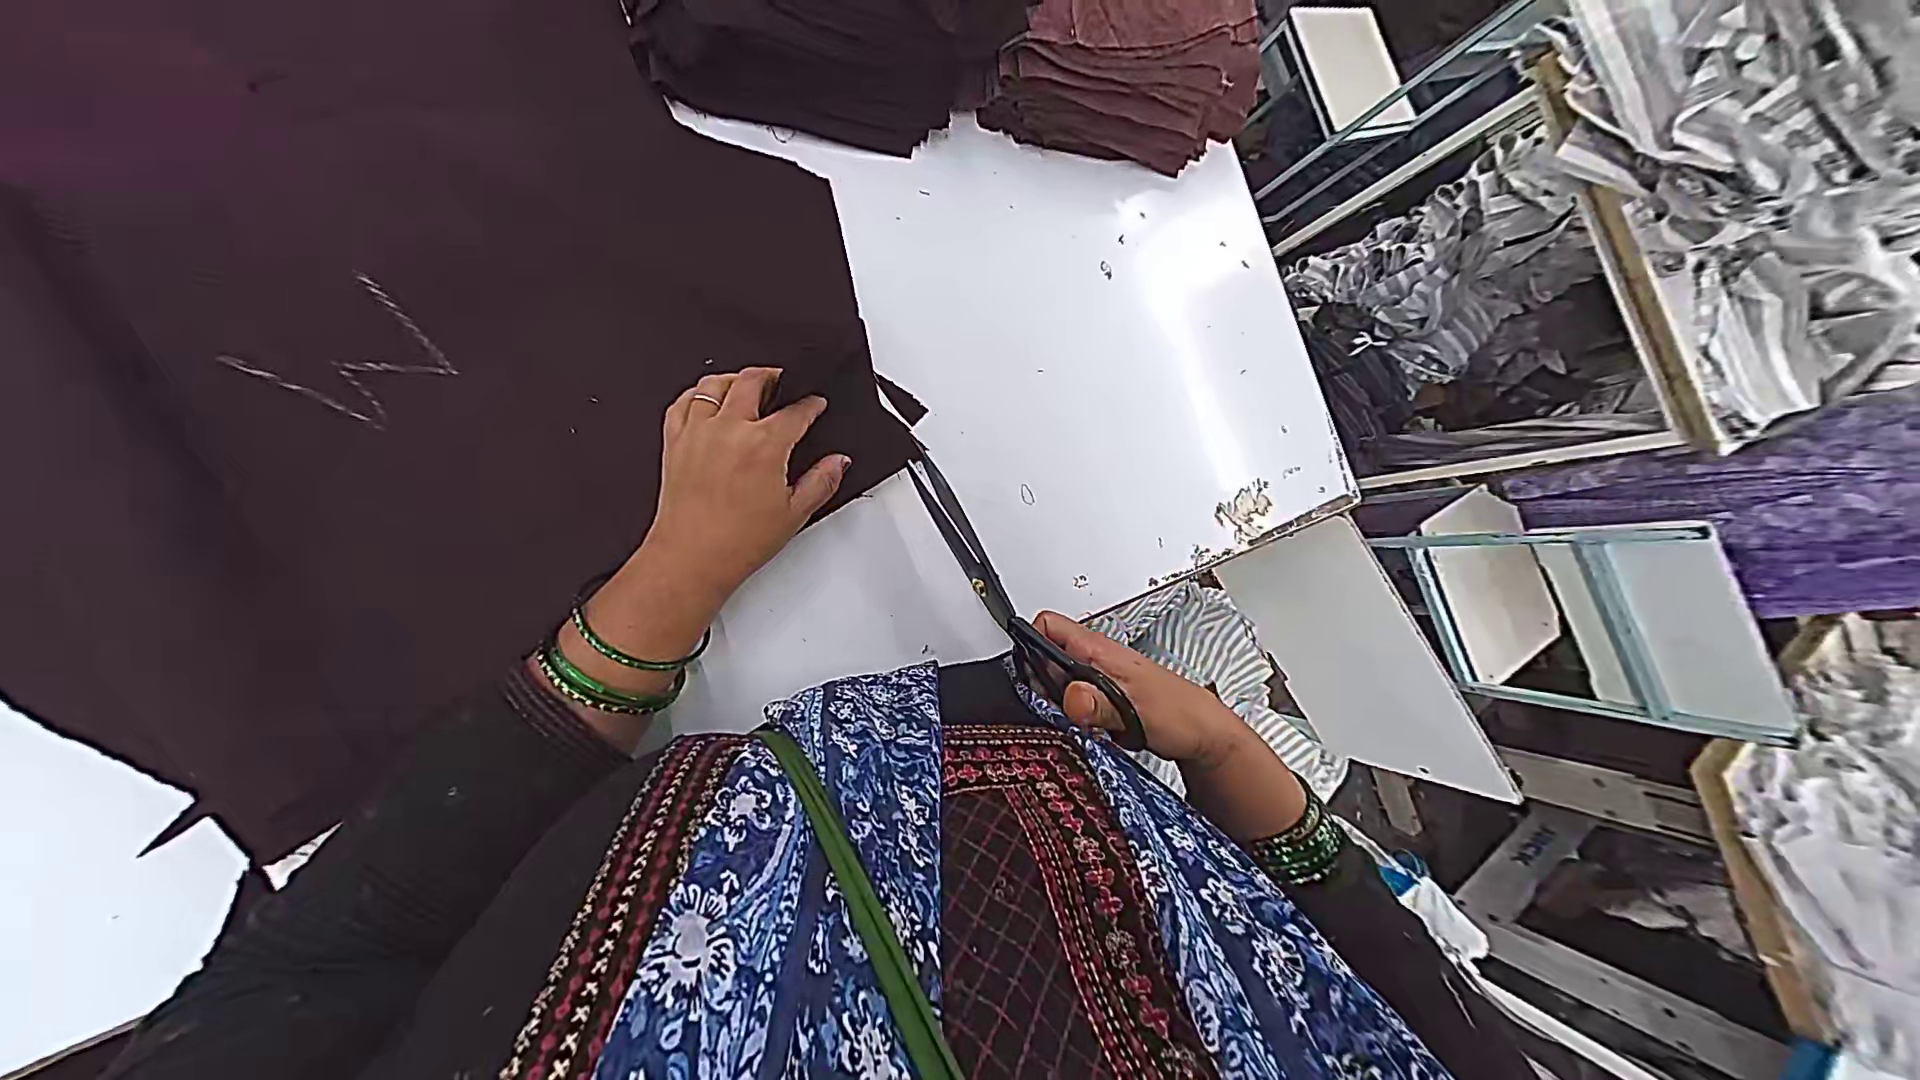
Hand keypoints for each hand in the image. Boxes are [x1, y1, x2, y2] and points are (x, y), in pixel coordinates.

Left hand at [542, 367, 846, 748]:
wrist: (692, 558)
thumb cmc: (736, 541)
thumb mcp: (794, 512)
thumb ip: (821, 480)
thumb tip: (837, 462)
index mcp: (765, 445)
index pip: (796, 411)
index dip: (811, 404)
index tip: (815, 404)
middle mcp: (730, 430)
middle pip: (753, 381)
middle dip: (774, 376)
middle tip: (783, 382)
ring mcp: (698, 432)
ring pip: (715, 383)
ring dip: (735, 379)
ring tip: (746, 384)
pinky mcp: (674, 441)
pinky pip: (683, 402)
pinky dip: (697, 394)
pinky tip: (707, 400)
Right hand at [1032, 610, 1309, 840]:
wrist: (1204, 733)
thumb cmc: (1178, 711)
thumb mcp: (1134, 709)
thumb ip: (1099, 704)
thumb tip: (1069, 697)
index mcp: (1097, 649)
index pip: (1047, 626)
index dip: (1029, 643)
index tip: (1025, 671)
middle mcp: (1094, 659)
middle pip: (1045, 656)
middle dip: (1039, 682)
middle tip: (1049, 706)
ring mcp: (1097, 678)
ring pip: (1057, 680)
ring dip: (1057, 702)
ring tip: (1074, 720)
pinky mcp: (1101, 697)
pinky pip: (1072, 700)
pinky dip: (1072, 715)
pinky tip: (1087, 729)